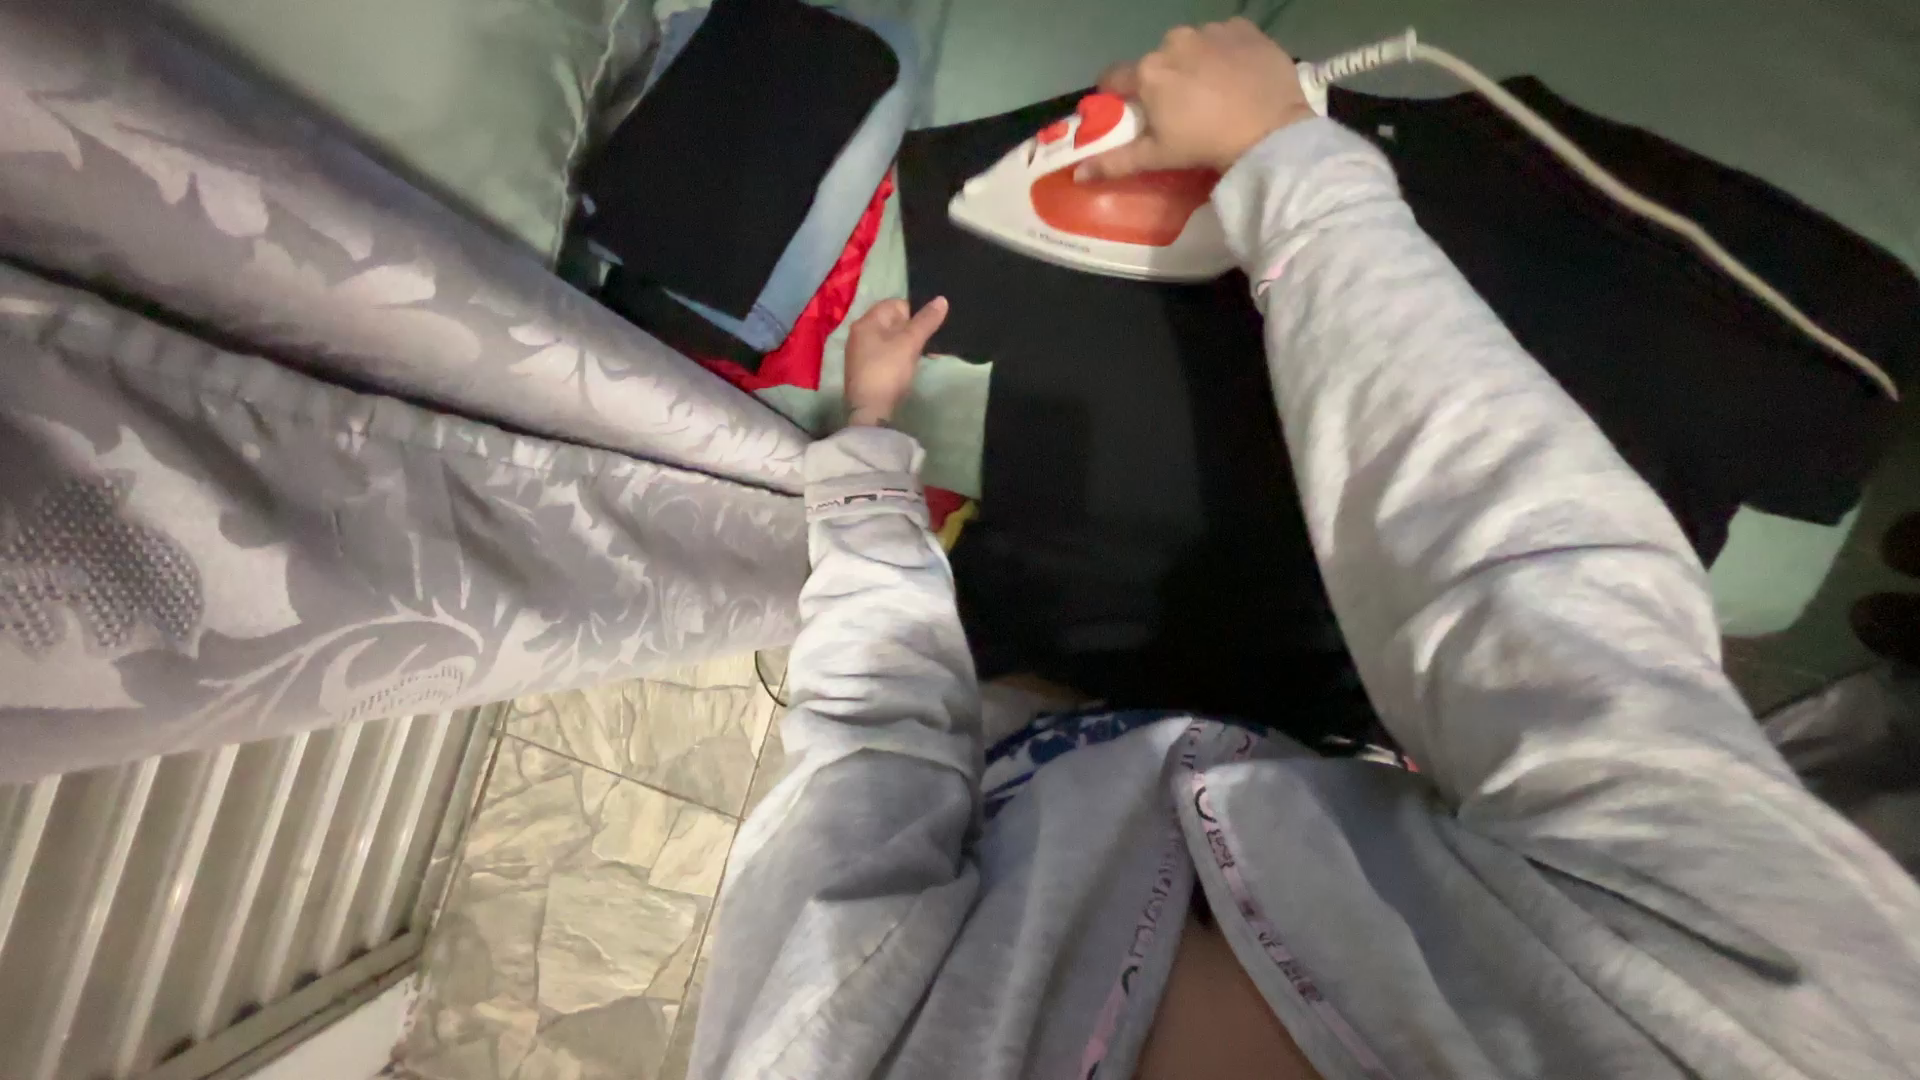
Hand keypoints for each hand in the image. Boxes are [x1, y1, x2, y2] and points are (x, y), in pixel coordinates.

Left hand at [843, 296, 947, 425]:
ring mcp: (860, 353)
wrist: (870, 411)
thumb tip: (942, 299)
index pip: (895, 304)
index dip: (914, 314)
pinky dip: (899, 358)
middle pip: (893, 322)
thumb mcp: (910, 343)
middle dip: (913, 331)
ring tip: (920, 358)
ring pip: (891, 340)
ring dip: (908, 346)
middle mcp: (860, 333)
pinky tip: (907, 369)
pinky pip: (886, 355)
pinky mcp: (865, 370)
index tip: (925, 331)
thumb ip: (926, 321)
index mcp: (866, 322)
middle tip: (926, 346)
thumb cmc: (888, 371)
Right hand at [1077, 18, 1313, 181]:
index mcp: (1148, 71)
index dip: (1117, 95)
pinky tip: (1233, 78)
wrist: (1268, 129)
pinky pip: (1222, 37)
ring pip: (1189, 46)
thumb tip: (1078, 173)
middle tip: (1177, 110)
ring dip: (1192, 64)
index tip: (1128, 111)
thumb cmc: (1203, 144)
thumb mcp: (1156, 157)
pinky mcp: (1243, 28)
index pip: (1114, 77)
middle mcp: (1174, 40)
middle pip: (1156, 61)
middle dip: (1160, 81)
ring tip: (1209, 93)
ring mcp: (1210, 29)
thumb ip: (1114, 162)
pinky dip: (1222, 54)